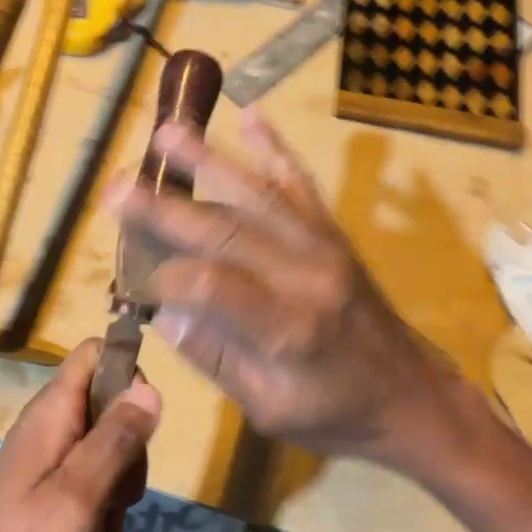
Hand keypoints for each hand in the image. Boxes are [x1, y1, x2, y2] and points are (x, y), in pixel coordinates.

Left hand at [0, 339, 159, 531]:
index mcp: (49, 416)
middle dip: (126, 468)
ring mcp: (48, 483)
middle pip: (114, 422)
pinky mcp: (48, 522)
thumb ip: (115, 439)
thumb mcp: (76, 497)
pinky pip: (93, 520)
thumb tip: (150, 384)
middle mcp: (49, 439)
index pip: (94, 356)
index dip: (126, 374)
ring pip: (110, 478)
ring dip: (109, 520)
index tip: (141, 423)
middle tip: (110, 501)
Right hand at [103, 106, 469, 469]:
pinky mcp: (334, 233)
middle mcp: (307, 274)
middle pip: (227, 229)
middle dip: (166, 207)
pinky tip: (252, 116)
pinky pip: (301, 185)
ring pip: (259, 193)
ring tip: (167, 131)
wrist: (414, 397)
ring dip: (210, 159)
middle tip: (116, 186)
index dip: (166, 280)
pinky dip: (276, 149)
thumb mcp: (270, 409)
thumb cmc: (338, 415)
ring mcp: (324, 245)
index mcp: (289, 328)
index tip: (136, 284)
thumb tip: (164, 313)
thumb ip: (217, 358)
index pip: (213, 287)